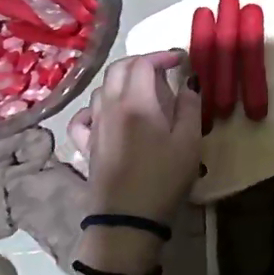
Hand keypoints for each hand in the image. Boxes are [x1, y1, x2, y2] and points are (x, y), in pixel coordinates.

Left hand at [67, 50, 201, 223]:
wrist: (127, 219)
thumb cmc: (163, 179)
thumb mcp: (189, 142)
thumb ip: (189, 107)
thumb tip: (187, 82)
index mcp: (137, 101)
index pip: (143, 63)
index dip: (162, 56)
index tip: (179, 60)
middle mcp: (110, 106)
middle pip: (118, 69)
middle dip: (140, 63)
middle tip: (162, 70)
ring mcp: (95, 125)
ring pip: (102, 89)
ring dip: (121, 82)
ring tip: (141, 92)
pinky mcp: (87, 145)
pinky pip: (84, 117)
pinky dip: (95, 108)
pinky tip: (105, 115)